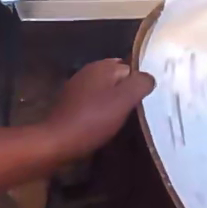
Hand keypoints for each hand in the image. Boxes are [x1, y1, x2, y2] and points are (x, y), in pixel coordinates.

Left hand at [40, 59, 154, 159]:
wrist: (57, 141)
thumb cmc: (93, 120)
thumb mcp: (123, 100)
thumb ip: (140, 84)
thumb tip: (149, 77)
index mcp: (102, 66)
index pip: (131, 67)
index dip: (140, 83)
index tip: (146, 100)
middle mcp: (88, 71)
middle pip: (117, 79)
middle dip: (127, 92)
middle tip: (138, 110)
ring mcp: (77, 87)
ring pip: (105, 90)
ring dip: (114, 102)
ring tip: (124, 119)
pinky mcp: (70, 103)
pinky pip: (93, 101)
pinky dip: (101, 109)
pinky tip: (105, 122)